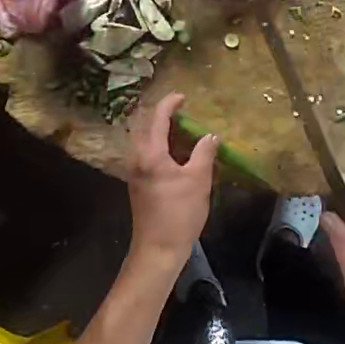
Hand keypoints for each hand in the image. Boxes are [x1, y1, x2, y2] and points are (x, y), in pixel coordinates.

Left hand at [124, 93, 217, 278]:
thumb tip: (210, 135)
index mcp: (149, 153)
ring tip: (181, 127)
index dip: (169, 104)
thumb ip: (204, 153)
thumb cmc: (179, 213)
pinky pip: (145, 152)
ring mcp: (134, 170)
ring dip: (159, 130)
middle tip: (182, 110)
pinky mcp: (137, 181)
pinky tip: (175, 151)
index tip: (183, 96)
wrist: (157, 247)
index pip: (156, 118)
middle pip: (144, 126)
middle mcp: (136, 157)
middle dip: (161, 114)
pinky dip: (158, 144)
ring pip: (144, 140)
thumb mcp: (198, 180)